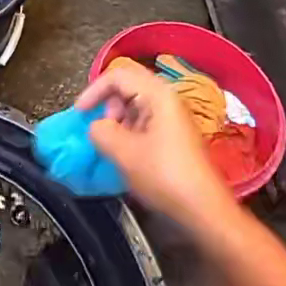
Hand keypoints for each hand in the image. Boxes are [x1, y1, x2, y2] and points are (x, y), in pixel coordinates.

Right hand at [76, 59, 236, 232]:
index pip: (118, 75)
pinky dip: (129, 130)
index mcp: (158, 95)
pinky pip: (145, 120)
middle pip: (128, 86)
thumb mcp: (123, 152)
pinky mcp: (175, 135)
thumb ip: (100, 131)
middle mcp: (168, 99)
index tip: (80, 113)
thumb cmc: (164, 176)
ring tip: (111, 144)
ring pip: (136, 104)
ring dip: (117, 119)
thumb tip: (96, 127)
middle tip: (98, 127)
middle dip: (106, 104)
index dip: (93, 90)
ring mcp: (174, 117)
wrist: (205, 210)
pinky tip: (126, 153)